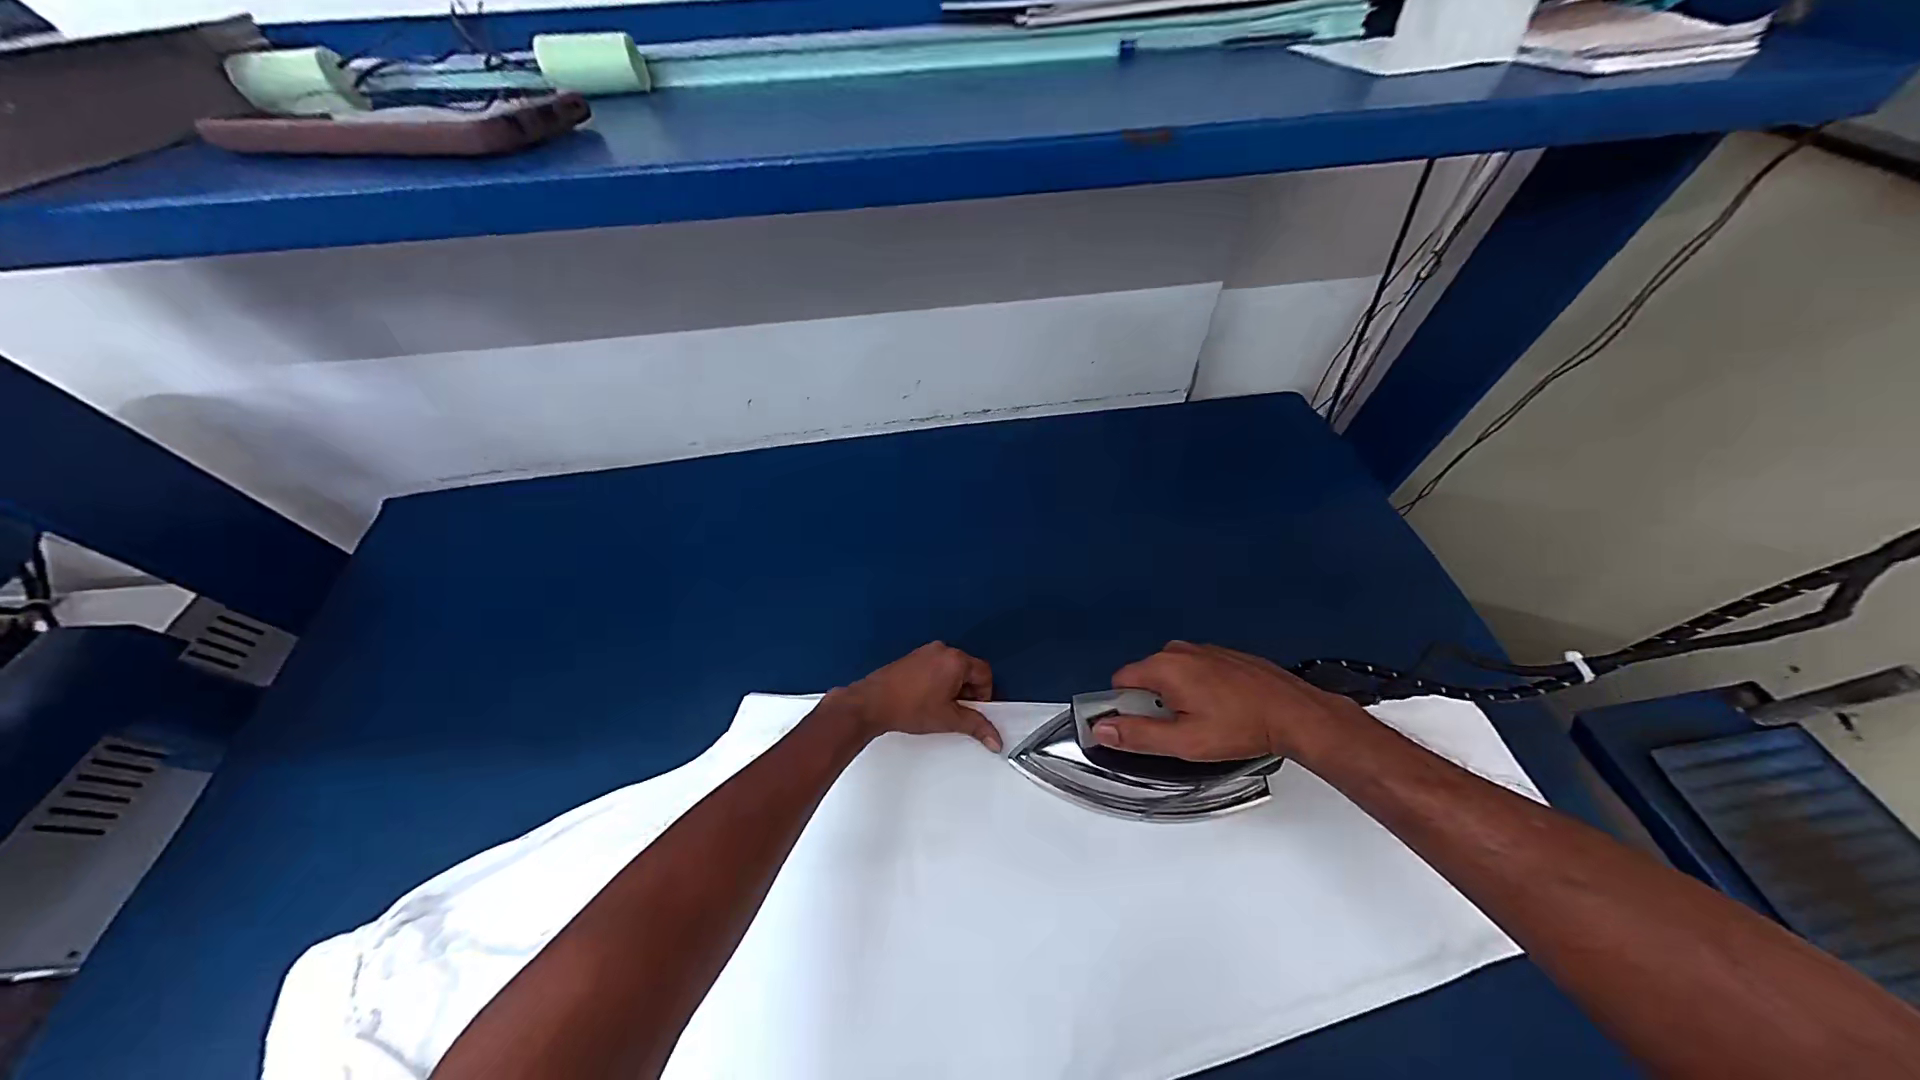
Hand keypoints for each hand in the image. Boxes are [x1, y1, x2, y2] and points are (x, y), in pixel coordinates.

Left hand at [820, 642, 1001, 752]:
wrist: (872, 704)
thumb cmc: (905, 706)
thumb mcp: (948, 719)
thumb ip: (976, 726)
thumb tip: (992, 736)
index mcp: (955, 660)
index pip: (985, 673)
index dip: (984, 695)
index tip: (977, 709)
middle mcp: (942, 651)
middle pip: (969, 670)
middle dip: (968, 692)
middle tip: (958, 711)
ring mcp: (926, 653)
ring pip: (952, 669)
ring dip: (952, 688)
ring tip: (939, 707)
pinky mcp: (914, 659)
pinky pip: (936, 668)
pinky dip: (938, 683)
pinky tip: (927, 701)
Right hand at [1089, 641, 1369, 762]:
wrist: (1295, 715)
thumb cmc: (1246, 725)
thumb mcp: (1184, 742)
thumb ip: (1138, 734)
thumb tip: (1104, 730)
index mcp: (1165, 667)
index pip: (1119, 683)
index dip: (1125, 708)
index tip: (1141, 725)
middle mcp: (1181, 651)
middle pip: (1144, 679)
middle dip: (1153, 704)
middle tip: (1180, 728)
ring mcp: (1203, 650)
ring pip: (1170, 676)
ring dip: (1177, 697)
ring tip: (1204, 720)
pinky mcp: (1221, 656)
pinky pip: (1193, 672)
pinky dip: (1198, 689)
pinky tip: (1219, 710)